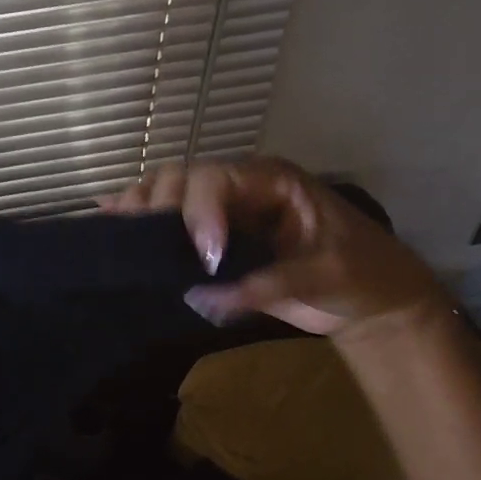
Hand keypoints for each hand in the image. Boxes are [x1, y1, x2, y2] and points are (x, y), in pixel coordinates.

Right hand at [98, 157, 446, 337]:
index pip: (217, 179)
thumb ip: (267, 286)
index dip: (200, 213)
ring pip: (166, 191)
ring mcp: (222, 209)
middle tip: (149, 245)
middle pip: (181, 178)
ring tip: (117, 228)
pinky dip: (138, 218)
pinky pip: (167, 218)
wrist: (372, 301)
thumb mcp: (324, 277)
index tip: (206, 258)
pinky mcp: (210, 234)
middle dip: (159, 205)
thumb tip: (202, 298)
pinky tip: (109, 220)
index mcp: (272, 181)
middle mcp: (239, 186)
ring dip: (140, 207)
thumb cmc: (361, 276)